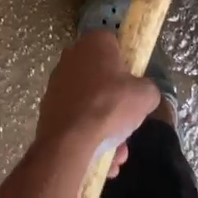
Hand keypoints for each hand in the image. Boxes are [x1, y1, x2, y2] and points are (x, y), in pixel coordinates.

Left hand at [32, 31, 158, 175]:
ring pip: (89, 101)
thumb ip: (149, 90)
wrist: (68, 140)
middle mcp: (73, 54)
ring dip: (103, 124)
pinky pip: (75, 117)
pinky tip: (101, 156)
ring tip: (116, 151)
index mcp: (96, 41)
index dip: (127, 66)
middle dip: (115, 101)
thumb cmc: (109, 105)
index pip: (115, 45)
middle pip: (101, 76)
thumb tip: (145, 95)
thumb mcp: (145, 96)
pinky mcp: (48, 106)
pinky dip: (87, 133)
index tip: (133, 87)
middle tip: (126, 121)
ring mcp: (57, 81)